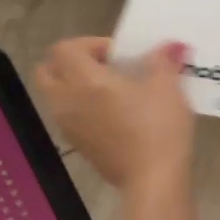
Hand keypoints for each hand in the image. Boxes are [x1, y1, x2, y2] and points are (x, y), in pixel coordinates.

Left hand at [36, 37, 194, 189]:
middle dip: (75, 62)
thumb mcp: (169, 88)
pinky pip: (70, 113)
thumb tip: (170, 46)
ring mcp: (66, 123)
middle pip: (49, 69)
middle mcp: (65, 99)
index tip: (122, 54)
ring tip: (117, 91)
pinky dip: (85, 106)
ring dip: (78, 85)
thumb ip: (164, 62)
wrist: (150, 176)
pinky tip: (118, 116)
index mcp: (85, 80)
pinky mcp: (76, 141)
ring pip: (57, 93)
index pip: (65, 48)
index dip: (92, 44)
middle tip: (110, 67)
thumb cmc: (159, 126)